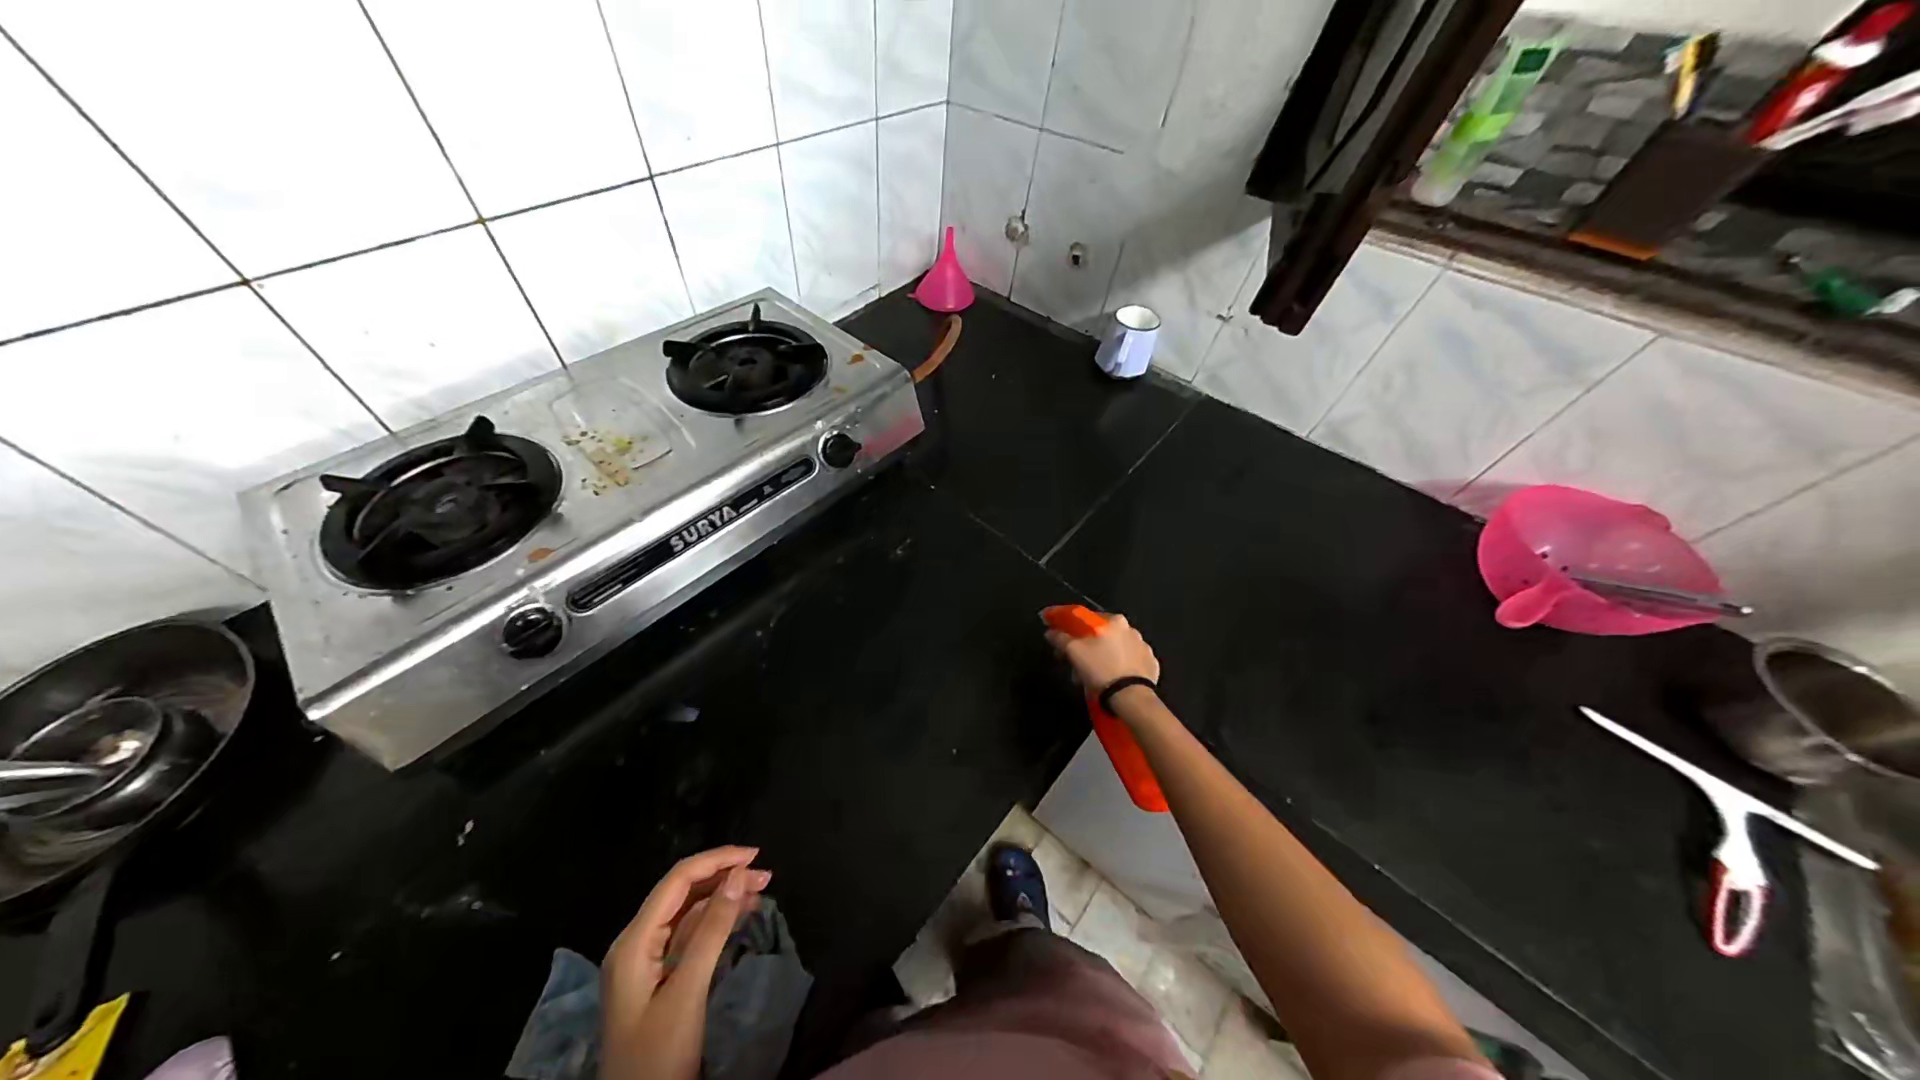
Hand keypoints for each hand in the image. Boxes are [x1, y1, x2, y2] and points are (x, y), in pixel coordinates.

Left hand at [601, 846, 772, 1079]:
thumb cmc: (658, 1058)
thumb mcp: (688, 992)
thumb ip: (712, 930)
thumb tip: (739, 876)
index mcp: (633, 942)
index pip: (677, 882)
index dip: (716, 861)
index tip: (755, 856)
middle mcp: (635, 943)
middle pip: (681, 893)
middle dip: (723, 876)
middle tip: (766, 875)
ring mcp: (645, 962)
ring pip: (687, 912)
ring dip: (722, 897)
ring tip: (761, 889)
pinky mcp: (658, 978)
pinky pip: (688, 935)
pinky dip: (715, 921)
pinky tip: (740, 915)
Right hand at [1044, 612, 1159, 693]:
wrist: (1131, 697)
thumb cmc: (1100, 669)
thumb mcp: (1074, 652)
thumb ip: (1060, 638)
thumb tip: (1051, 632)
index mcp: (1113, 620)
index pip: (1084, 617)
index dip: (1065, 623)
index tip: (1054, 630)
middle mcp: (1131, 629)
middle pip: (1099, 634)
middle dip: (1083, 645)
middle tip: (1071, 661)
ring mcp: (1143, 647)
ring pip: (1114, 648)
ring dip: (1099, 657)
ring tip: (1089, 676)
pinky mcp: (1150, 664)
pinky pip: (1128, 661)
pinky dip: (1117, 666)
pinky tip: (1110, 678)